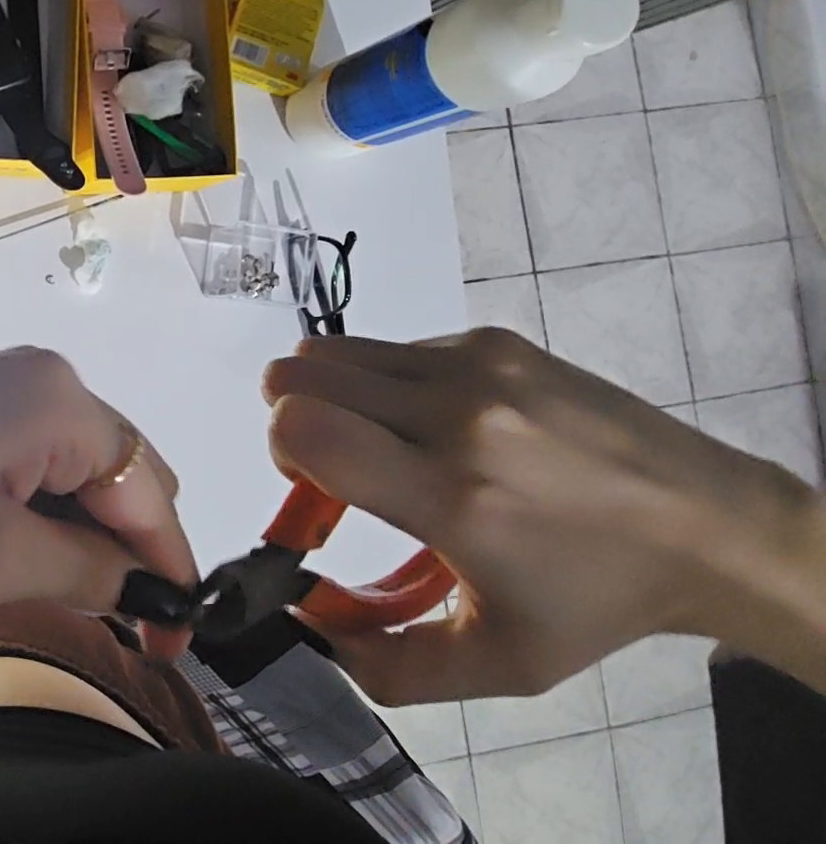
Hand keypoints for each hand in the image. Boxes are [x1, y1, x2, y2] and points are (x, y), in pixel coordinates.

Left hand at [0, 348, 194, 631]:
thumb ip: (93, 571)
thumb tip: (152, 586)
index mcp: (55, 398)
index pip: (146, 486)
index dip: (169, 564)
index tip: (176, 637)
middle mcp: (34, 375)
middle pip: (114, 469)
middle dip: (127, 546)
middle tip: (121, 626)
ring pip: (70, 466)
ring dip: (81, 531)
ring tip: (74, 600)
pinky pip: (28, 456)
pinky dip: (40, 507)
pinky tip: (29, 552)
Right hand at [261, 328, 823, 704]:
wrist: (720, 530)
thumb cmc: (596, 600)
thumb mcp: (495, 663)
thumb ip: (384, 664)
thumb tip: (302, 621)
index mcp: (452, 497)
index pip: (301, 429)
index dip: (283, 454)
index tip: (315, 488)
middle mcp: (456, 416)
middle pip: (297, 376)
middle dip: (293, 420)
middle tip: (339, 462)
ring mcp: (475, 367)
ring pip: (329, 352)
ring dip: (330, 395)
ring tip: (380, 438)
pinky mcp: (493, 340)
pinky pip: (385, 349)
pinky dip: (382, 383)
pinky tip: (438, 423)